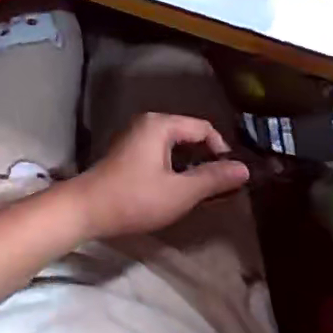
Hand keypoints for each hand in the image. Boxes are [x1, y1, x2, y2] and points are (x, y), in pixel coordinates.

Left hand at [62, 113, 249, 239]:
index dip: (222, 150)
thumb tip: (243, 169)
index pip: (203, 128)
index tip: (232, 178)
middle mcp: (147, 123)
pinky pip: (162, 153)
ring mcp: (136, 137)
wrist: (88, 208)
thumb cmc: (135, 198)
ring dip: (193, 166)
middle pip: (190, 134)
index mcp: (160, 125)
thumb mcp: (180, 192)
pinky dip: (176, 168)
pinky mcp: (130, 152)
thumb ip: (213, 179)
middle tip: (222, 188)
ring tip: (205, 192)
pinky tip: (182, 190)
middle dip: (208, 159)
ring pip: (176, 145)